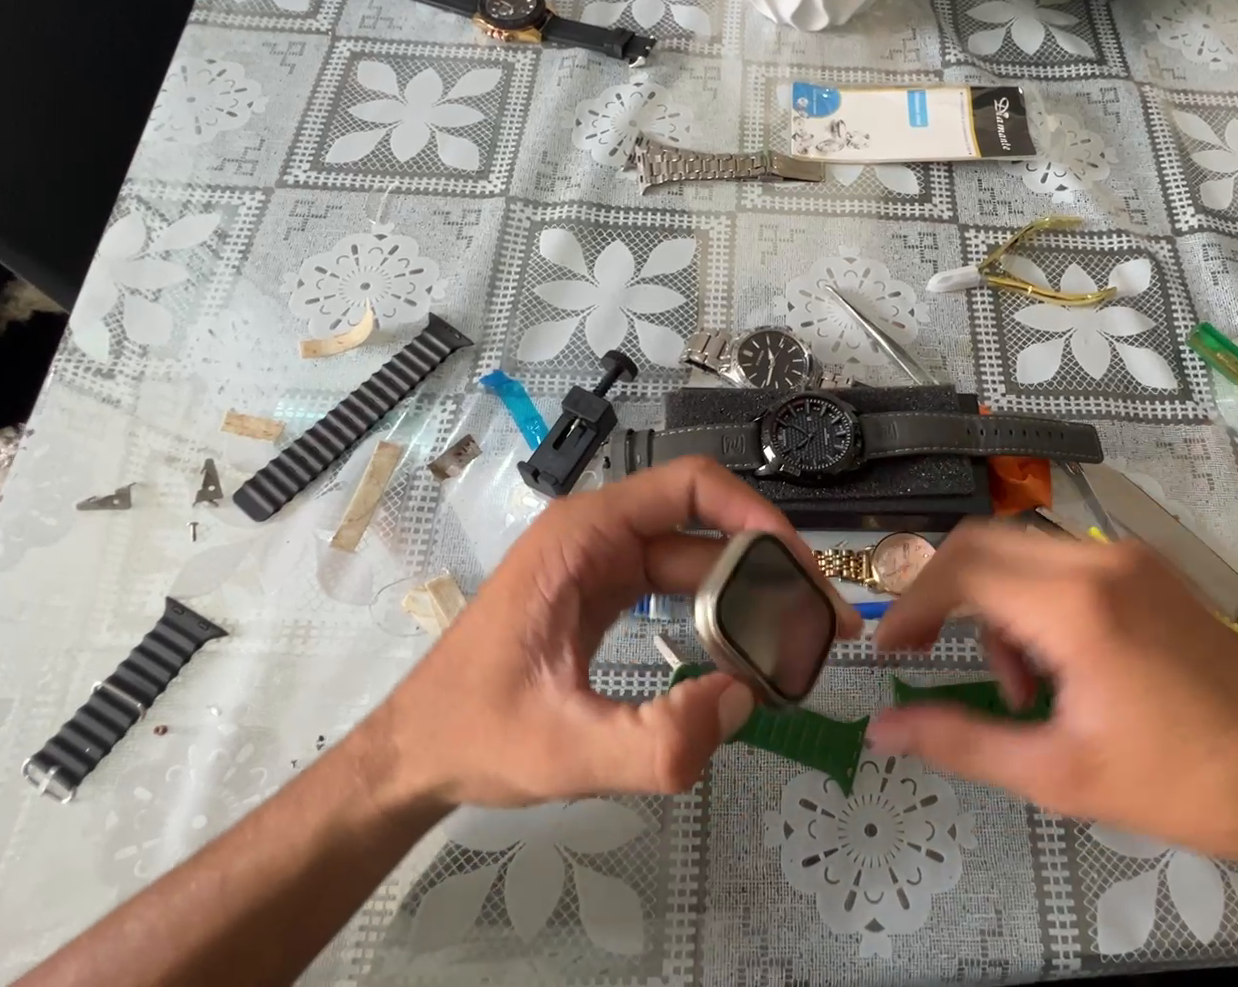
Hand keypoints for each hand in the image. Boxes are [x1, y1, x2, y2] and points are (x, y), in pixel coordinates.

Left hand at [377, 457, 859, 807]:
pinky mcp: (604, 592)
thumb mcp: (565, 751)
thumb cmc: (475, 734)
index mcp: (583, 537)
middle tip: (820, 622)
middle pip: (706, 523)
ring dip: (751, 591)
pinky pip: (679, 585)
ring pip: (698, 555)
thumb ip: (657, 741)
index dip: (756, 516)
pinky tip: (747, 649)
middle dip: (769, 564)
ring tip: (797, 641)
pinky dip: (721, 610)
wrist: (417, 751)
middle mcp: (597, 535)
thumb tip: (743, 700)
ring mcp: (600, 562)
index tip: (801, 571)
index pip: (691, 487)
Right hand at [866, 523, 1237, 881]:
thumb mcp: (1058, 775)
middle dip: (944, 597)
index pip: (959, 569)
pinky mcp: (1152, 573)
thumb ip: (959, 743)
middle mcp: (1101, 561)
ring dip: (994, 606)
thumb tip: (882, 731)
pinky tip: (1059, 666)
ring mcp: (1132, 560)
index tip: (891, 651)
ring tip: (1019, 686)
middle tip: (929, 652)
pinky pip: (1063, 565)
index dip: (911, 605)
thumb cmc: (1184, 786)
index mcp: (1077, 605)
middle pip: (983, 544)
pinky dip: (1034, 603)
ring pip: (1021, 553)